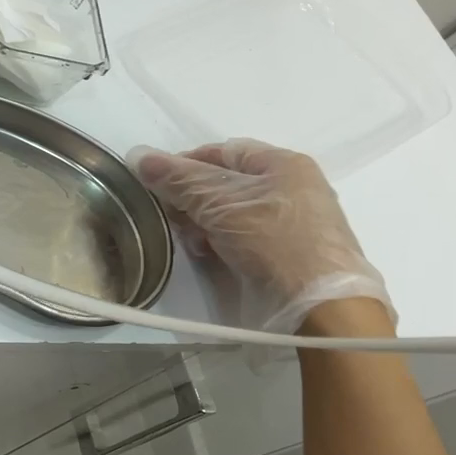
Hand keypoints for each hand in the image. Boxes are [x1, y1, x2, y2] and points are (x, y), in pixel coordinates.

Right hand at [130, 139, 392, 332]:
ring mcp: (285, 224)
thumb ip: (177, 178)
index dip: (185, 162)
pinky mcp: (279, 255)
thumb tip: (138, 154)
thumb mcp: (219, 202)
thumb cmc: (273, 238)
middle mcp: (288, 189)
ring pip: (227, 213)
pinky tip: (204, 253)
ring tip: (186, 238)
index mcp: (283, 164)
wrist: (317, 303)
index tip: (155, 181)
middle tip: (167, 212)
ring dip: (200, 223)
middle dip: (190, 197)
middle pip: (223, 184)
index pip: (224, 151)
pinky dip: (216, 242)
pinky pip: (237, 238)